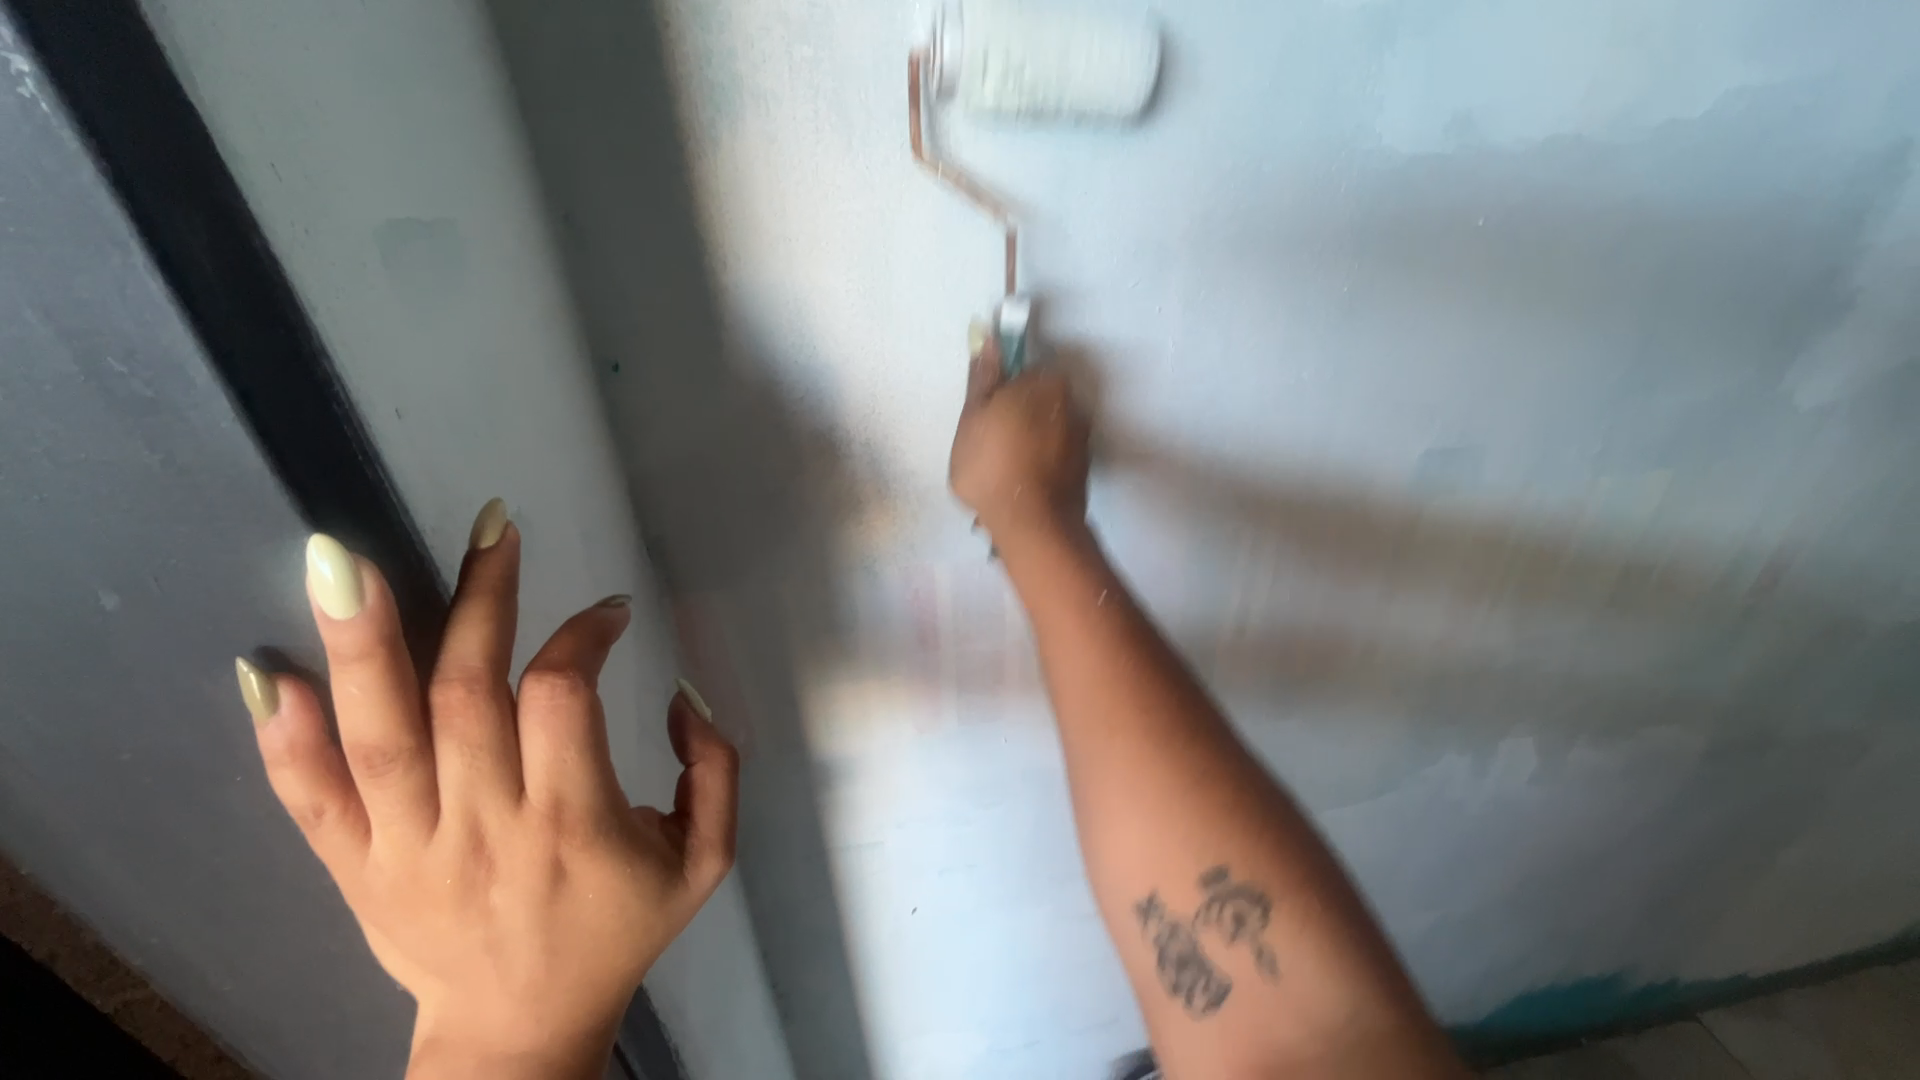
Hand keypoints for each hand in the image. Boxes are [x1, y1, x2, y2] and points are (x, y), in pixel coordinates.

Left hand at [233, 500, 739, 1078]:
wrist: (520, 1031)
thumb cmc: (620, 931)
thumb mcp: (706, 861)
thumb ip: (714, 770)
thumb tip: (682, 693)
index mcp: (573, 822)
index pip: (563, 698)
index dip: (583, 635)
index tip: (607, 612)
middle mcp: (484, 826)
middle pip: (467, 694)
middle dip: (482, 597)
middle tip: (495, 528)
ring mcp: (407, 848)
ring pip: (377, 735)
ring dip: (359, 641)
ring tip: (337, 556)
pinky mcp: (356, 869)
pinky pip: (310, 800)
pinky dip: (283, 737)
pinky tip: (266, 670)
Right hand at [949, 335, 1092, 550]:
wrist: (1032, 523)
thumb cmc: (992, 464)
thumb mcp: (972, 417)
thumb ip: (983, 377)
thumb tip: (990, 340)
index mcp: (1047, 382)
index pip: (1025, 371)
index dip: (1003, 390)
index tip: (986, 414)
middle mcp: (1072, 404)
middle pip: (1039, 401)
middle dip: (1019, 416)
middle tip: (990, 443)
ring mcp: (1082, 439)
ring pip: (1048, 430)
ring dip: (1030, 442)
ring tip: (1005, 471)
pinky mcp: (1083, 469)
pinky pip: (1056, 456)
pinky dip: (1041, 464)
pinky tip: (1022, 484)